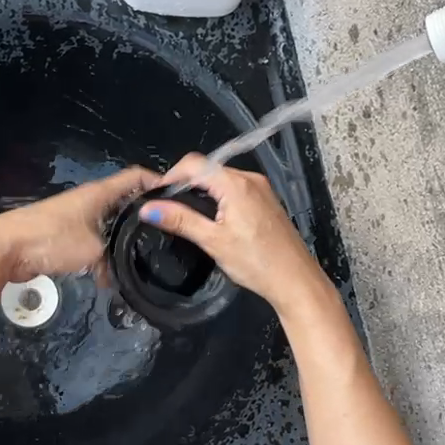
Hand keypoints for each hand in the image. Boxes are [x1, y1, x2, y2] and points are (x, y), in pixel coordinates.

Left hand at [0, 167, 157, 281]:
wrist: (6, 249)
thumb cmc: (52, 239)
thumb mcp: (93, 251)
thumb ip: (113, 261)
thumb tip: (120, 277)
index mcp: (100, 193)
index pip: (136, 177)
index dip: (159, 182)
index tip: (180, 198)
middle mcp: (90, 200)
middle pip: (125, 203)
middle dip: (144, 217)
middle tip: (167, 234)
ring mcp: (77, 218)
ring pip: (110, 226)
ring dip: (122, 241)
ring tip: (144, 257)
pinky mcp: (65, 236)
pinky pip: (94, 243)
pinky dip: (104, 256)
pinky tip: (111, 277)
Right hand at [139, 154, 331, 310]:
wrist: (295, 280)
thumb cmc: (256, 262)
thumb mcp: (213, 241)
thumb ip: (180, 220)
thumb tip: (148, 208)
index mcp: (236, 184)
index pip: (194, 164)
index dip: (171, 175)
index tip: (156, 195)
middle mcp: (250, 179)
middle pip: (208, 170)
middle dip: (186, 184)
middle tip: (168, 207)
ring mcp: (261, 189)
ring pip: (222, 180)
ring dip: (203, 192)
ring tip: (186, 214)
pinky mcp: (267, 201)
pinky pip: (236, 190)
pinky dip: (219, 198)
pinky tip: (213, 219)